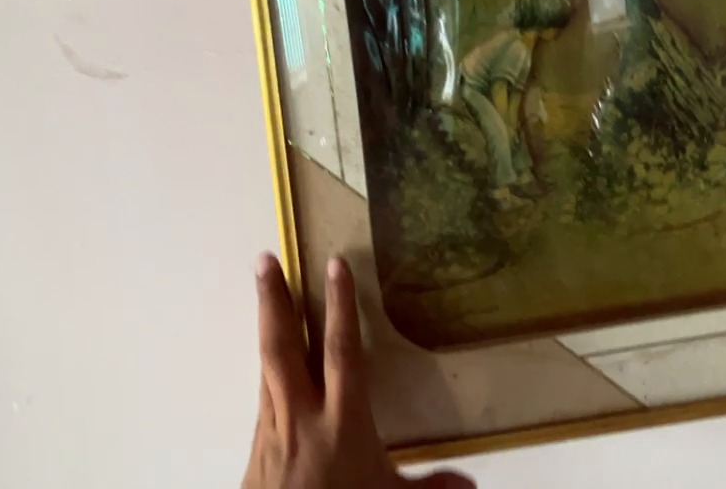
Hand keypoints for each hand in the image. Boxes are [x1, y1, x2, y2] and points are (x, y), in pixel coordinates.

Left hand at [243, 253, 473, 488]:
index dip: (341, 307)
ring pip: (265, 365)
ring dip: (264, 323)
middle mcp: (301, 417)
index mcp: (341, 422)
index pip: (341, 352)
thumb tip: (472, 484)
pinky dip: (265, 365)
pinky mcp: (254, 449)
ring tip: (262, 284)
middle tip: (264, 259)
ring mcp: (271, 431)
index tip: (335, 264)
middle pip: (282, 348)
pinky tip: (269, 356)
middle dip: (274, 301)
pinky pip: (261, 394)